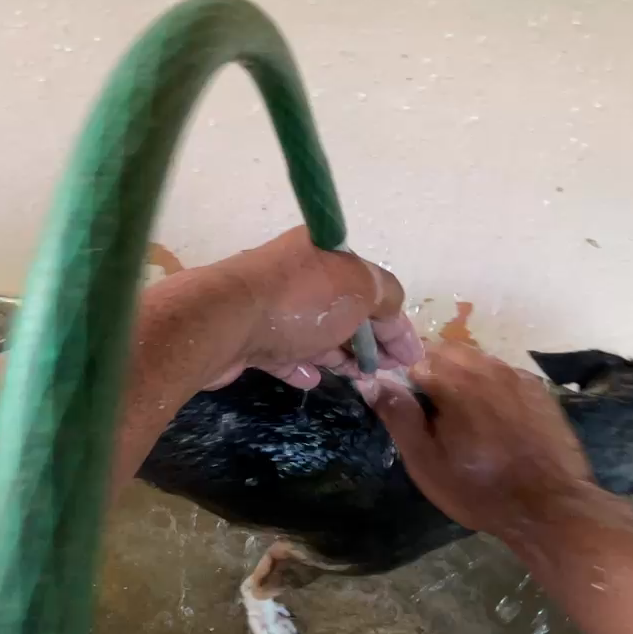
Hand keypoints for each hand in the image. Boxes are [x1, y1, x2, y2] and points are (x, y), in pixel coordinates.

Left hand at [197, 227, 423, 388]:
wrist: (223, 323)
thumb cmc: (299, 301)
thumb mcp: (358, 287)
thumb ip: (384, 294)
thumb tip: (389, 308)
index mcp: (321, 252)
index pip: (369, 284)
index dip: (395, 321)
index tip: (410, 358)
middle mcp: (294, 275)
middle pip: (340, 309)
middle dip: (368, 339)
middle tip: (385, 371)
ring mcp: (268, 307)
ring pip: (312, 332)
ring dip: (337, 354)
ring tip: (359, 378)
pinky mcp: (247, 337)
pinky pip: (281, 353)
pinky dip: (300, 366)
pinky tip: (313, 381)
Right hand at [360, 341, 599, 536]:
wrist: (549, 508)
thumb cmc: (477, 488)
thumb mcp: (425, 460)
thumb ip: (398, 415)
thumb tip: (373, 382)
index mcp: (453, 382)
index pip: (411, 357)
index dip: (400, 376)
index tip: (400, 400)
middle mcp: (486, 368)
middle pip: (444, 350)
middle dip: (428, 369)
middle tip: (425, 405)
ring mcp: (517, 376)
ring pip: (475, 358)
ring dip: (458, 373)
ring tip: (456, 409)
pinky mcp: (538, 390)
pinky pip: (502, 372)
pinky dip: (487, 383)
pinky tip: (488, 413)